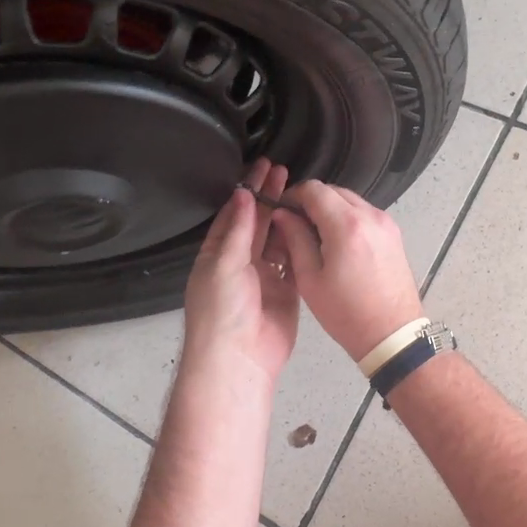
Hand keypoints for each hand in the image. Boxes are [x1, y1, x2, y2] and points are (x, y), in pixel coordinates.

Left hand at [182, 159, 299, 377]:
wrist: (240, 358)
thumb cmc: (223, 310)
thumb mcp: (224, 264)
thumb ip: (238, 229)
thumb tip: (243, 194)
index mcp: (216, 255)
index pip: (233, 215)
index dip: (247, 191)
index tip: (263, 167)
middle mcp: (239, 263)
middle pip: (256, 224)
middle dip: (268, 198)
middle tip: (284, 170)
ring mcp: (263, 277)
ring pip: (276, 240)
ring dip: (286, 217)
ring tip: (301, 192)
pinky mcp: (285, 290)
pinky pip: (293, 261)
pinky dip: (300, 243)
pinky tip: (310, 223)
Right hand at [271, 181, 424, 363]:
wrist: (393, 335)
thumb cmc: (346, 313)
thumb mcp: (310, 279)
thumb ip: (295, 240)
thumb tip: (283, 215)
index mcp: (347, 226)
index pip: (314, 189)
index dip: (293, 195)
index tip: (282, 212)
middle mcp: (370, 215)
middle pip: (333, 190)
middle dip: (311, 201)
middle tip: (295, 225)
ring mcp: (386, 222)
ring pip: (350, 200)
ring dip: (330, 208)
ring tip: (315, 236)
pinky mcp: (394, 233)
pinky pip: (364, 212)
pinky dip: (347, 217)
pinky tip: (337, 242)